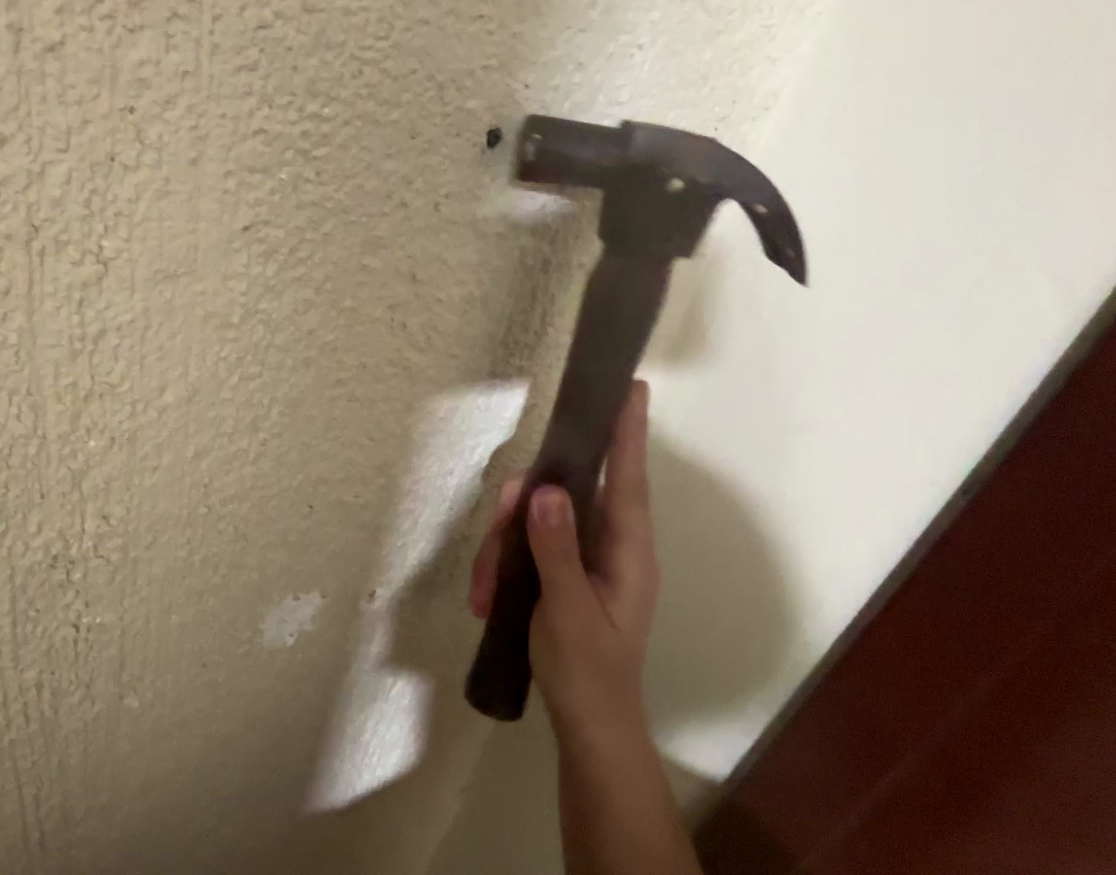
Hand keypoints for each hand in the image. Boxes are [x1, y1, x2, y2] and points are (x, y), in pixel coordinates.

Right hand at [468, 381, 658, 738]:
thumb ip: (557, 549)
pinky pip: (527, 549)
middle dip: (518, 517)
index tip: (629, 388)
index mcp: (628, 552)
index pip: (629, 479)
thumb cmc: (588, 672)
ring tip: (486, 595)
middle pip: (561, 497)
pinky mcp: (563, 572)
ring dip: (502, 552)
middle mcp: (610, 546)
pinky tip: (489, 601)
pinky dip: (503, 569)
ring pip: (534, 522)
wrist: (589, 726)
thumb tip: (545, 489)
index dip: (627, 432)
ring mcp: (585, 558)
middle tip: (493, 548)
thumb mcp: (570, 612)